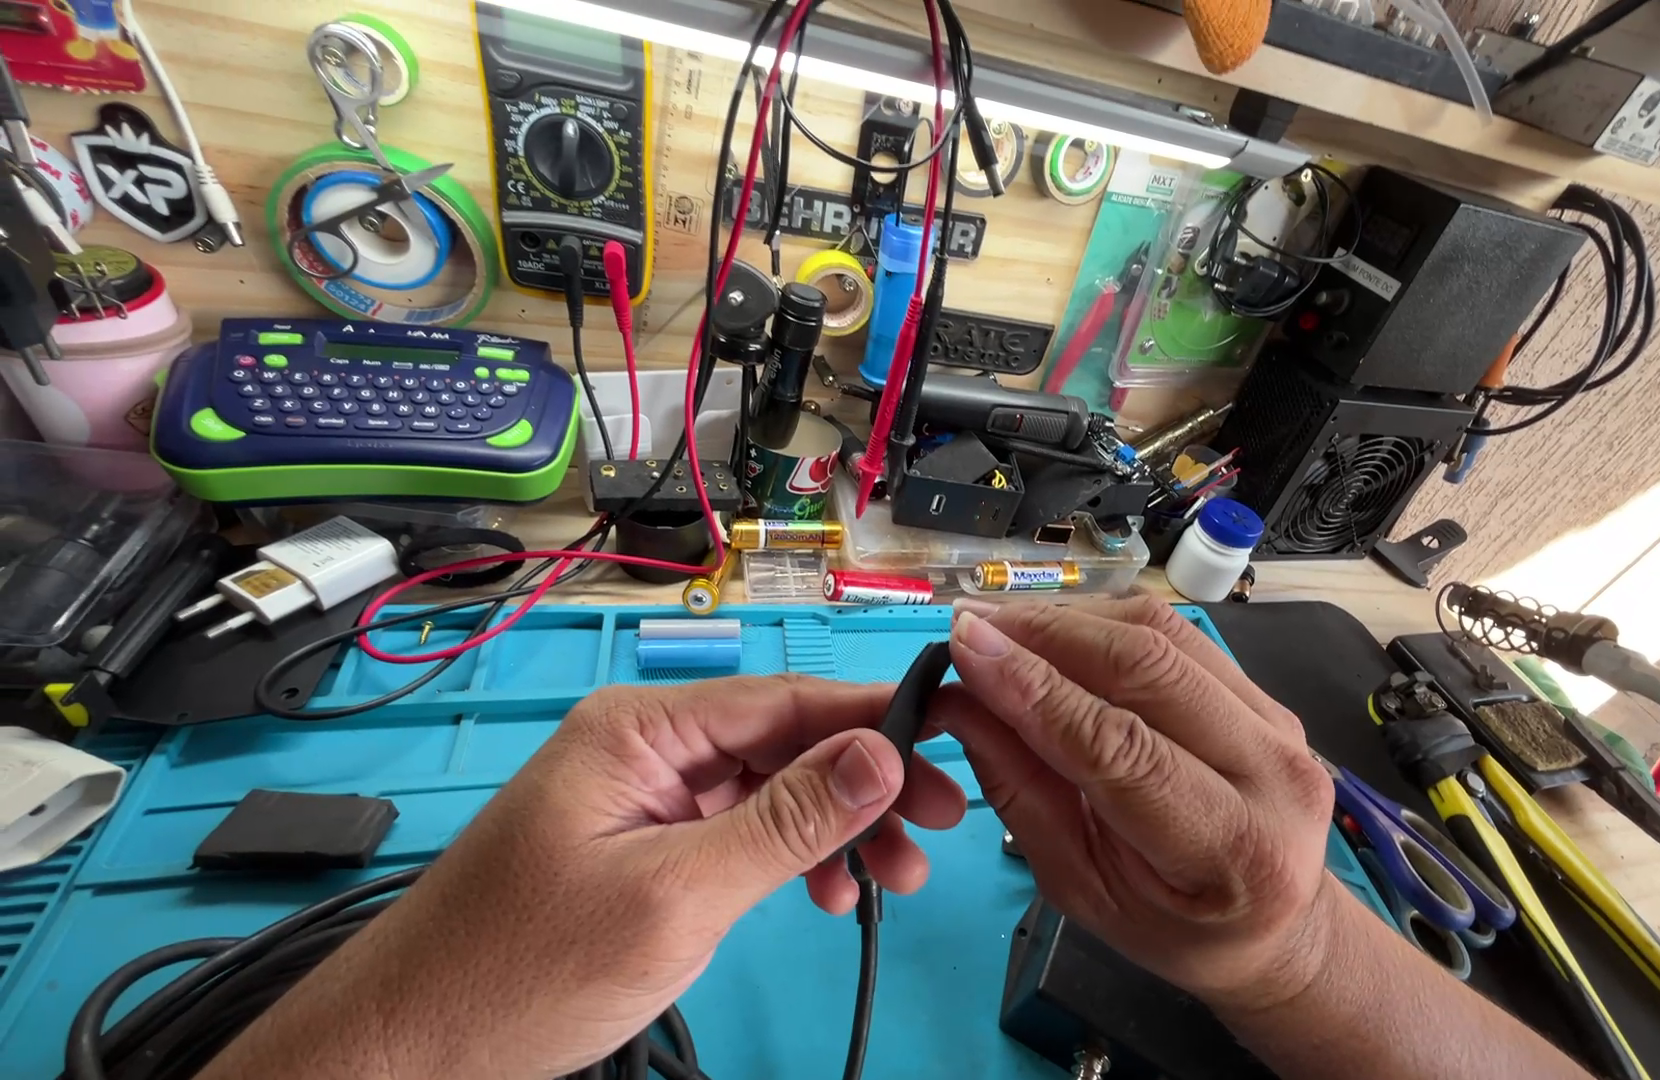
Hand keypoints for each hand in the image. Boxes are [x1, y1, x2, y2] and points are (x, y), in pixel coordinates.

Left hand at [206, 675, 966, 1079]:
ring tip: (897, 878)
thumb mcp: (677, 896)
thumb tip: (885, 752)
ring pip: (774, 789)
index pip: (785, 700)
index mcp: (647, 725)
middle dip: (865, 784)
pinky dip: (794, 859)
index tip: (949, 740)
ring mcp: (654, 791)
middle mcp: (655, 741)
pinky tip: (829, 895)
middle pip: (787, 743)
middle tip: (942, 823)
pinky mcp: (655, 838)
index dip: (873, 717)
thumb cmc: (528, 971)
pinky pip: (745, 829)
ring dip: (837, 828)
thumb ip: (789, 820)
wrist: (398, 1064)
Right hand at [934, 596, 1337, 1012]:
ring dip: (1070, 617)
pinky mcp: (1264, 689)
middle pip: (1146, 665)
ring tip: (1004, 624)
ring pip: (1161, 631)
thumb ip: (1018, 788)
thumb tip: (958, 700)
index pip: (1116, 746)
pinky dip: (1102, 618)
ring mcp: (1276, 719)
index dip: (1033, 688)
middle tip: (972, 623)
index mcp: (1227, 849)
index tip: (965, 647)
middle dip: (1046, 633)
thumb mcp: (1076, 882)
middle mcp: (1270, 771)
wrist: (1271, 920)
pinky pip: (1174, 629)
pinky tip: (1056, 629)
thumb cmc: (1165, 921)